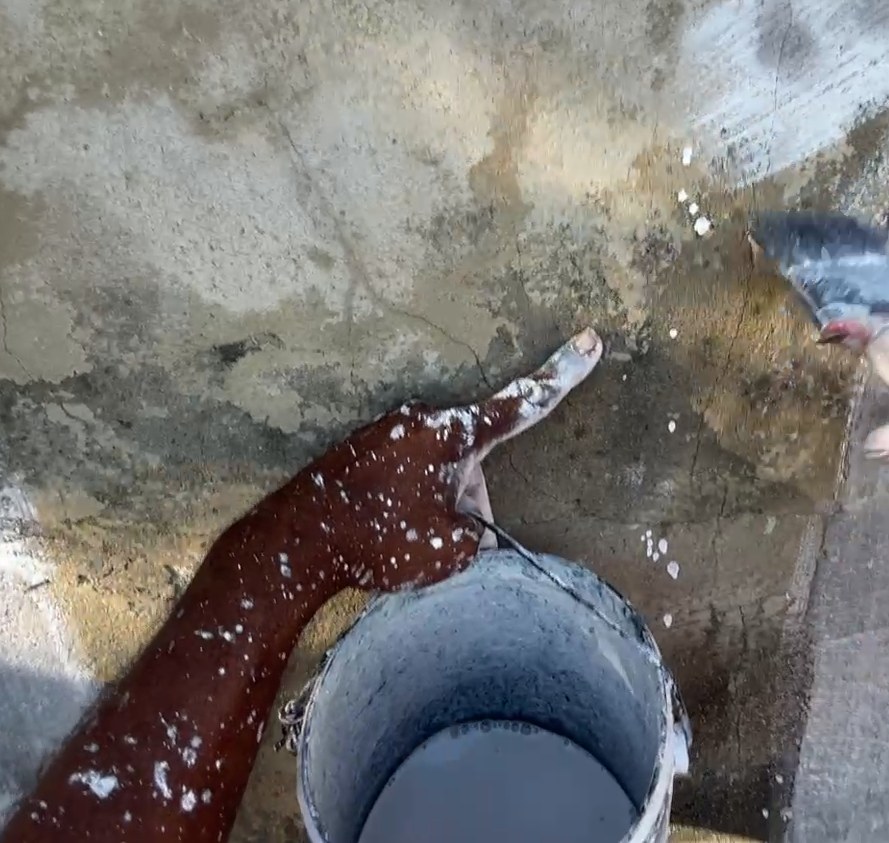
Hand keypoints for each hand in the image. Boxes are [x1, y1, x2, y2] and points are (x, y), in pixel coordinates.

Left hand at [291, 328, 602, 592]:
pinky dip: (404, 499)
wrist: (298, 539)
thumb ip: (478, 530)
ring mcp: (390, 429)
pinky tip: (380, 526)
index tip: (591, 340)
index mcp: (454, 434)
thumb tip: (468, 520)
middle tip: (431, 536)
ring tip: (397, 536)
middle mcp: (424, 419)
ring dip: (433, 501)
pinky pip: (404, 472)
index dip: (562, 374)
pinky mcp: (365, 446)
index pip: (521, 404)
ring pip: (438, 470)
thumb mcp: (452, 548)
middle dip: (467, 498)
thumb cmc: (381, 538)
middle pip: (472, 460)